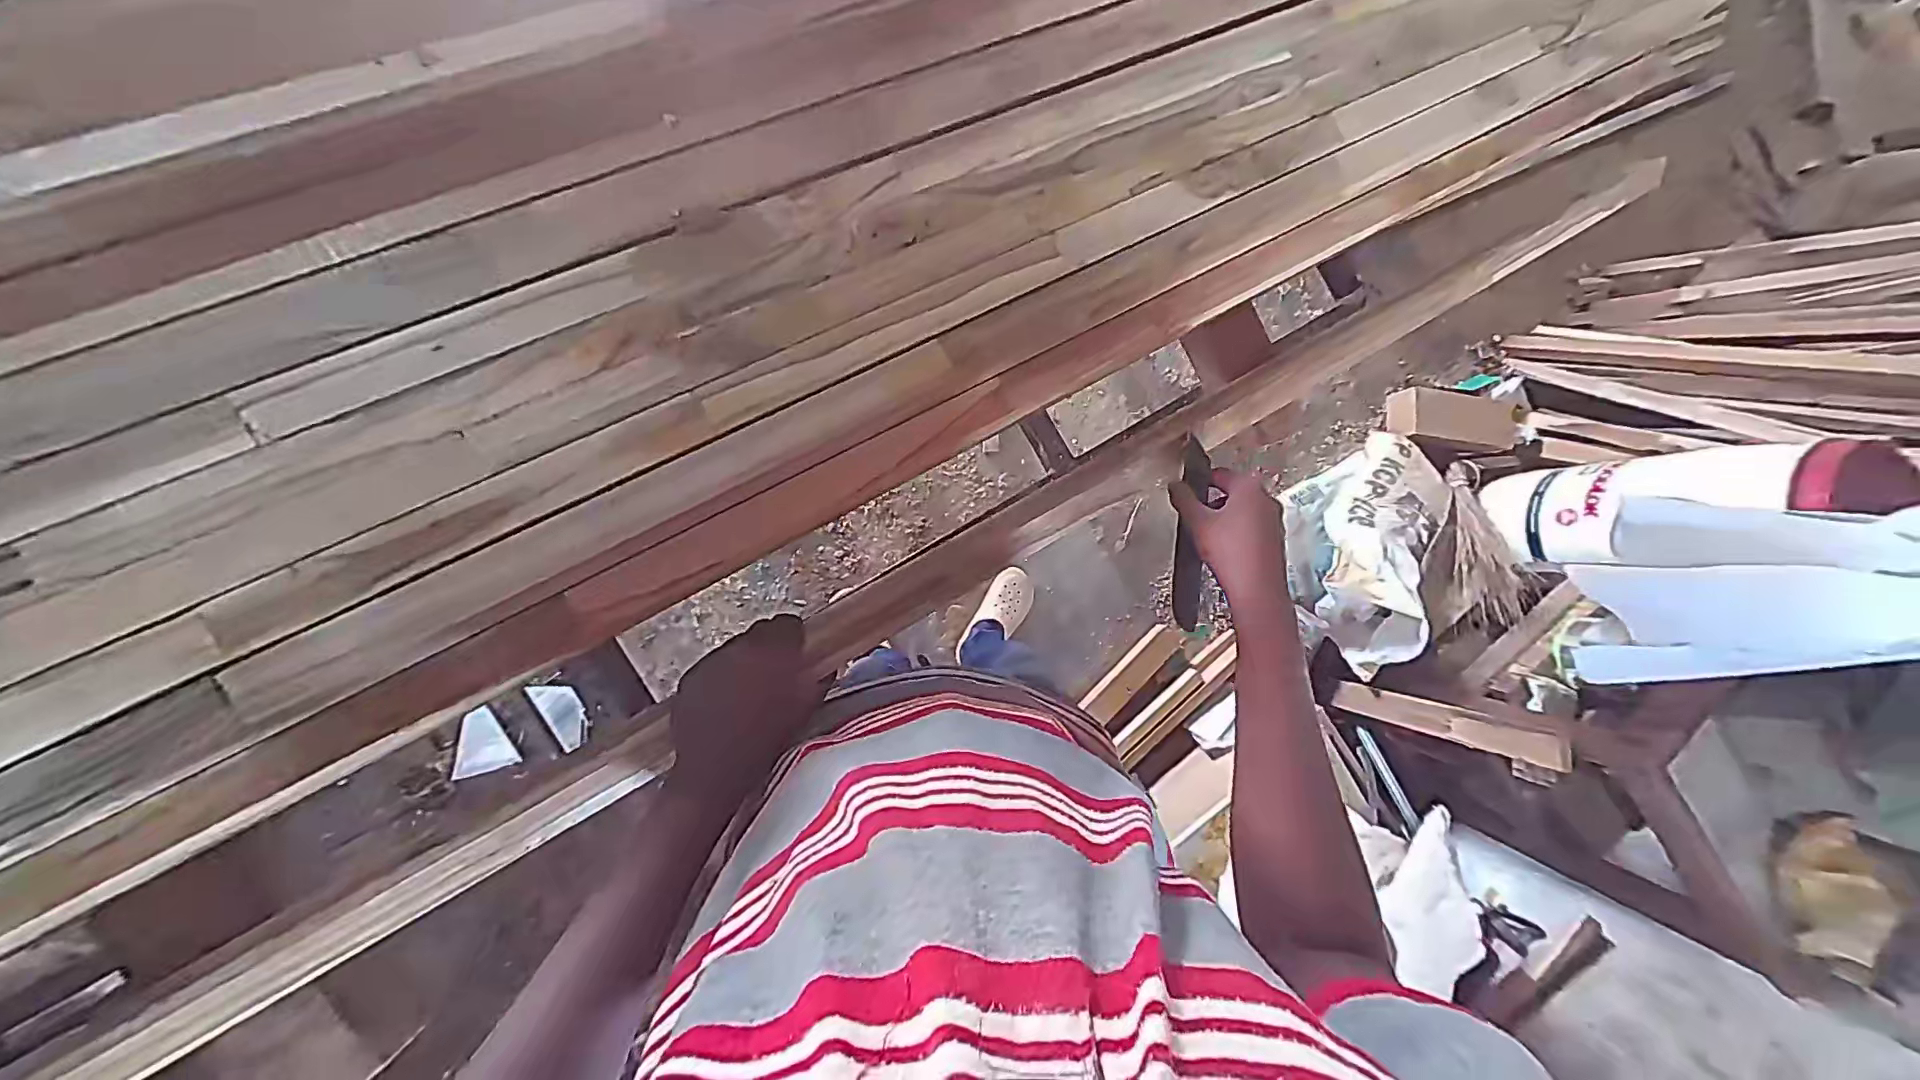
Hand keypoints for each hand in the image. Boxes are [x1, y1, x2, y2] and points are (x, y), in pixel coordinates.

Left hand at [669, 614, 825, 805]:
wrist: (717, 769)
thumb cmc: (770, 739)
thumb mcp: (807, 708)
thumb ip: (819, 678)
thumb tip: (825, 666)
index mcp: (773, 649)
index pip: (787, 623)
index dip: (794, 638)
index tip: (798, 653)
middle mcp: (740, 646)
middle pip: (759, 634)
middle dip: (769, 649)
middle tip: (777, 674)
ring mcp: (711, 660)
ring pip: (734, 650)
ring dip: (744, 663)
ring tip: (750, 692)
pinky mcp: (690, 678)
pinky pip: (712, 669)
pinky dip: (721, 679)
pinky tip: (726, 704)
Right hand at [1169, 467, 1290, 611]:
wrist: (1257, 589)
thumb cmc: (1232, 554)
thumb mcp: (1198, 523)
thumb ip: (1184, 500)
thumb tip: (1176, 486)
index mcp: (1249, 488)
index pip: (1220, 474)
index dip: (1201, 481)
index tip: (1189, 490)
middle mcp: (1266, 499)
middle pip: (1233, 491)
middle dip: (1213, 501)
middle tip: (1196, 514)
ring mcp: (1274, 519)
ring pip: (1244, 509)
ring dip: (1225, 516)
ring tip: (1208, 533)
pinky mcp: (1275, 538)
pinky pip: (1253, 526)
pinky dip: (1238, 531)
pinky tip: (1225, 547)